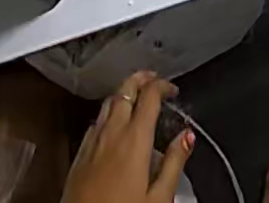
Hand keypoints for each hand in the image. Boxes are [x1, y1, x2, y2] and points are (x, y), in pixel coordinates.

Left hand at [62, 71, 192, 202]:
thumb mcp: (159, 200)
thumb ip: (175, 163)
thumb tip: (187, 135)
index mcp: (135, 138)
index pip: (149, 96)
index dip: (162, 85)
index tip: (172, 89)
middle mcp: (112, 131)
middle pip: (125, 89)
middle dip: (141, 78)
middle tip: (154, 79)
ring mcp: (93, 139)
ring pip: (109, 101)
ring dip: (124, 91)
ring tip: (136, 94)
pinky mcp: (80, 152)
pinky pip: (97, 119)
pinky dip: (110, 111)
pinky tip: (114, 123)